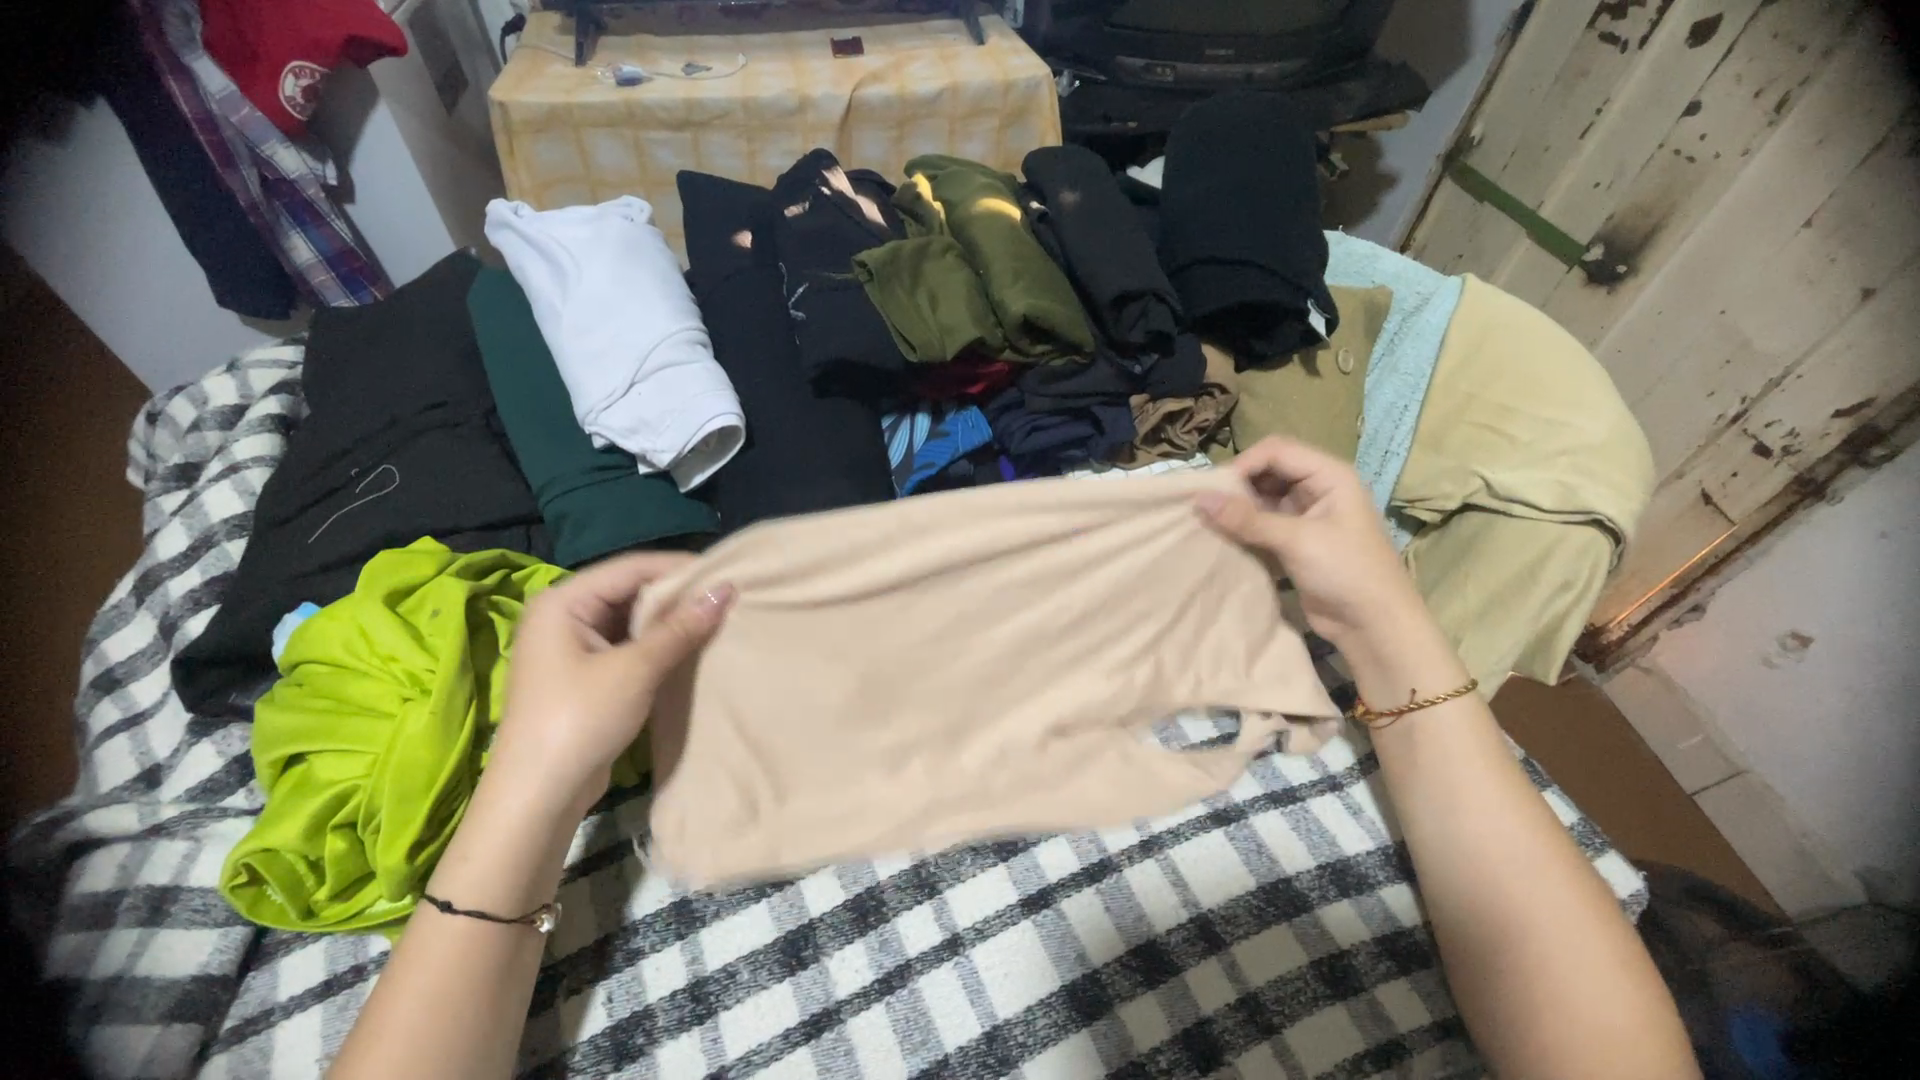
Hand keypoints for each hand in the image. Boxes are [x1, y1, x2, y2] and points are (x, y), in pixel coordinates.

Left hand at [488, 553, 732, 819]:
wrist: (539, 795)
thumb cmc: (580, 720)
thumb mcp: (635, 670)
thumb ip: (680, 628)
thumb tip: (726, 590)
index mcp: (563, 601)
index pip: (631, 568)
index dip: (680, 569)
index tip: (727, 574)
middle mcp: (563, 615)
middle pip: (630, 590)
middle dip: (677, 596)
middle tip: (727, 599)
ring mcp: (571, 646)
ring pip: (631, 619)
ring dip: (670, 622)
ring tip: (717, 620)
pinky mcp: (584, 674)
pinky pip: (627, 645)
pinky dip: (657, 645)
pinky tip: (690, 648)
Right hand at [1195, 437, 1426, 647]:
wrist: (1374, 625)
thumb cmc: (1346, 572)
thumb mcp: (1297, 541)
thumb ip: (1248, 519)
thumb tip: (1199, 500)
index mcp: (1329, 475)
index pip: (1276, 451)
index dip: (1243, 464)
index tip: (1213, 490)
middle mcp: (1318, 488)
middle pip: (1268, 470)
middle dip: (1237, 485)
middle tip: (1206, 506)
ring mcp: (1306, 515)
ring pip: (1262, 497)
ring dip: (1238, 507)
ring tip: (1208, 521)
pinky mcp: (1295, 541)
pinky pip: (1262, 523)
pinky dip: (1243, 527)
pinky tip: (1222, 537)